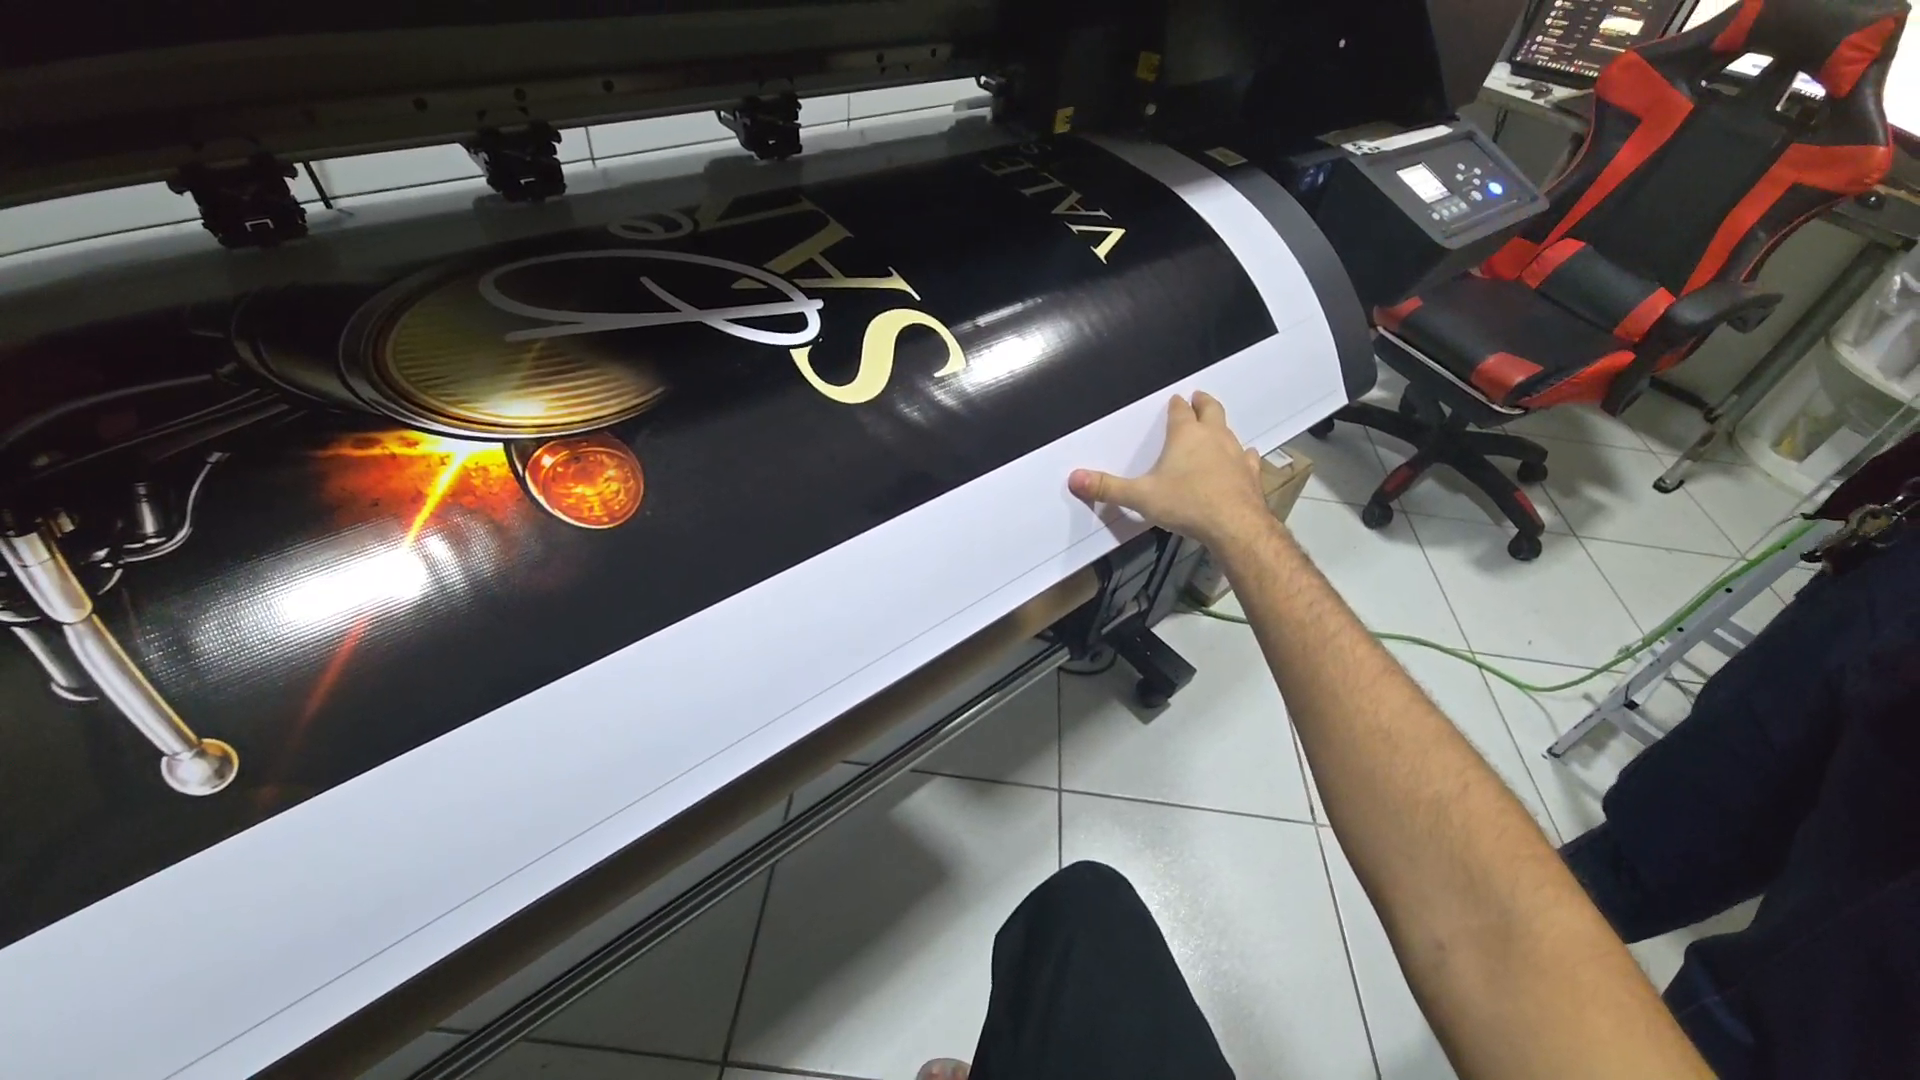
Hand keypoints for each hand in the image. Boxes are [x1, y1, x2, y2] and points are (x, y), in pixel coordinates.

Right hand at [1069, 392, 1271, 550]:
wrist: (1234, 525)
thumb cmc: (1186, 504)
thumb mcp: (1141, 496)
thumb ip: (1108, 488)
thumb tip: (1074, 478)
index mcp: (1185, 435)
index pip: (1180, 411)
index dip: (1176, 405)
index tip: (1176, 400)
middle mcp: (1213, 437)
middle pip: (1211, 410)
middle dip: (1203, 403)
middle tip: (1199, 397)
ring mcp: (1236, 453)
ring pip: (1229, 431)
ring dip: (1221, 428)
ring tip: (1216, 428)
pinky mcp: (1250, 473)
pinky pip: (1248, 457)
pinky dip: (1243, 455)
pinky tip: (1245, 456)